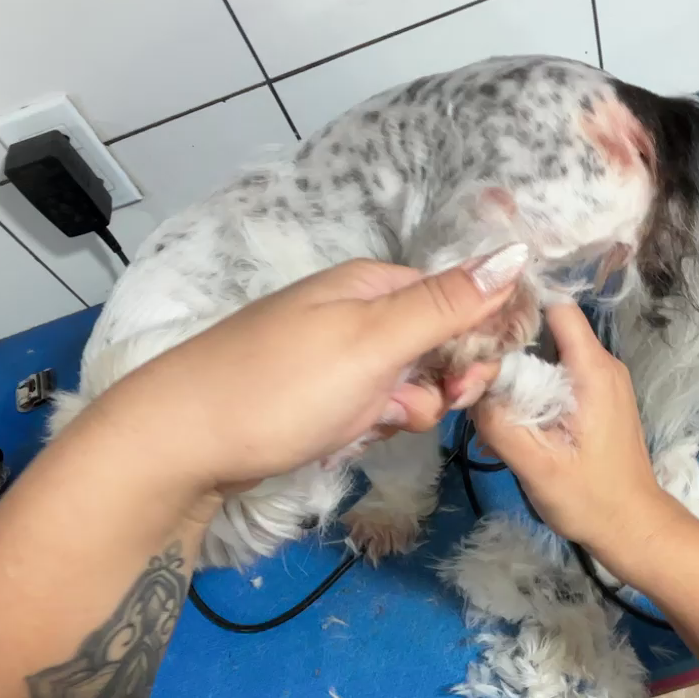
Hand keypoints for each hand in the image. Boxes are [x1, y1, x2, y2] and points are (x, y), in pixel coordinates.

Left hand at [74, 246, 528, 491]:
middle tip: (435, 405)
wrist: (184, 443)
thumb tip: (515, 254)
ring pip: (410, 380)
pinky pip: (376, 406)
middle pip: (437, 341)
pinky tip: (355, 433)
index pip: (458, 296)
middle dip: (447, 377)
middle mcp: (359, 314)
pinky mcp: (323, 398)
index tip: (479, 375)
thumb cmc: (284, 386)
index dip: (481, 335)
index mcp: (373, 285)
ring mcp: (340, 358)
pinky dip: (377, 422)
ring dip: (411, 405)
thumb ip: (446, 304)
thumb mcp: (373, 341)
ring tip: (380, 421)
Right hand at [471, 303, 685, 565]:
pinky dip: (530, 390)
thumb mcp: (537, 465)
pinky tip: (506, 419)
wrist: (634, 528)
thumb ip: (499, 423)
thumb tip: (465, 386)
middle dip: (507, 344)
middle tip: (467, 367)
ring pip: (549, 355)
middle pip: (547, 330)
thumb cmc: (591, 498)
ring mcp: (601, 382)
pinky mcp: (596, 400)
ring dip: (515, 372)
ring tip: (480, 395)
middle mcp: (602, 364)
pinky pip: (557, 377)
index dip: (516, 308)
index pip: (555, 306)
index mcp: (593, 369)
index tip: (477, 325)